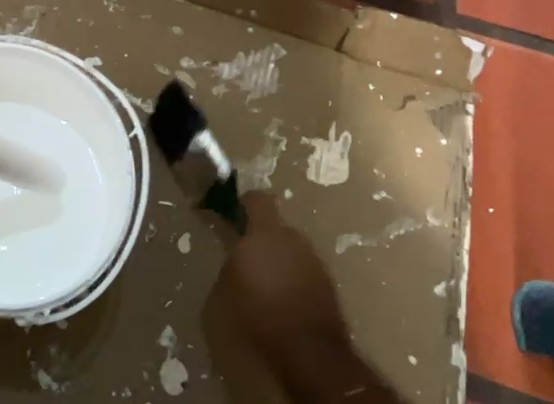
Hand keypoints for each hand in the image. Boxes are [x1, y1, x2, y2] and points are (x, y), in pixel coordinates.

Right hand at [217, 191, 347, 348]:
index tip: (233, 213)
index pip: (257, 199)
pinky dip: (295, 277)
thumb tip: (235, 258)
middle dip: (263, 236)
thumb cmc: (258, 315)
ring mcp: (315, 261)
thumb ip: (230, 263)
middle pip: (277, 226)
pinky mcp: (329, 284)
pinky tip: (285, 298)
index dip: (245, 203)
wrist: (310, 353)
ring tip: (267, 281)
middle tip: (247, 255)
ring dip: (280, 257)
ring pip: (293, 248)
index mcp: (264, 233)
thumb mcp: (224, 289)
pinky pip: (305, 270)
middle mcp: (293, 239)